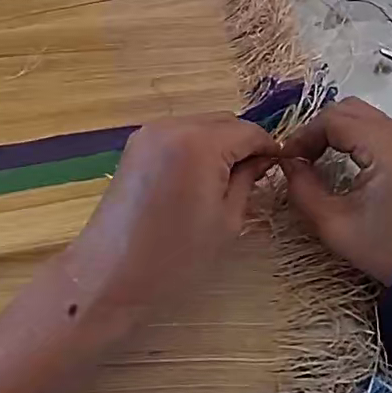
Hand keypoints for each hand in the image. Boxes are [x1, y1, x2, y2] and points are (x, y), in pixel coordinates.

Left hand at [59, 113, 279, 324]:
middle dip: (242, 142)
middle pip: (223, 121)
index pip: (248, 131)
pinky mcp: (135, 144)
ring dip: (218, 142)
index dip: (268, 148)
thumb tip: (262, 159)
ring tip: (224, 180)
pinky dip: (194, 146)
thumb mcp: (226, 220)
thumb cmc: (176, 255)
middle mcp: (172, 125)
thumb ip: (248, 179)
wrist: (111, 272)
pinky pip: (177, 133)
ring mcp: (149, 132)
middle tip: (254, 176)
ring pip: (200, 124)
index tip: (280, 168)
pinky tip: (197, 177)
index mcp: (199, 142)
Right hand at [281, 97, 391, 284]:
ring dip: (328, 130)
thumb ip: (301, 187)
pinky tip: (332, 155)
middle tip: (297, 157)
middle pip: (343, 110)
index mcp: (386, 146)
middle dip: (314, 130)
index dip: (302, 136)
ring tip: (312, 156)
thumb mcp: (331, 223)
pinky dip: (344, 134)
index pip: (332, 121)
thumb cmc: (383, 246)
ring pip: (354, 113)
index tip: (286, 159)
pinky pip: (367, 124)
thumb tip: (287, 162)